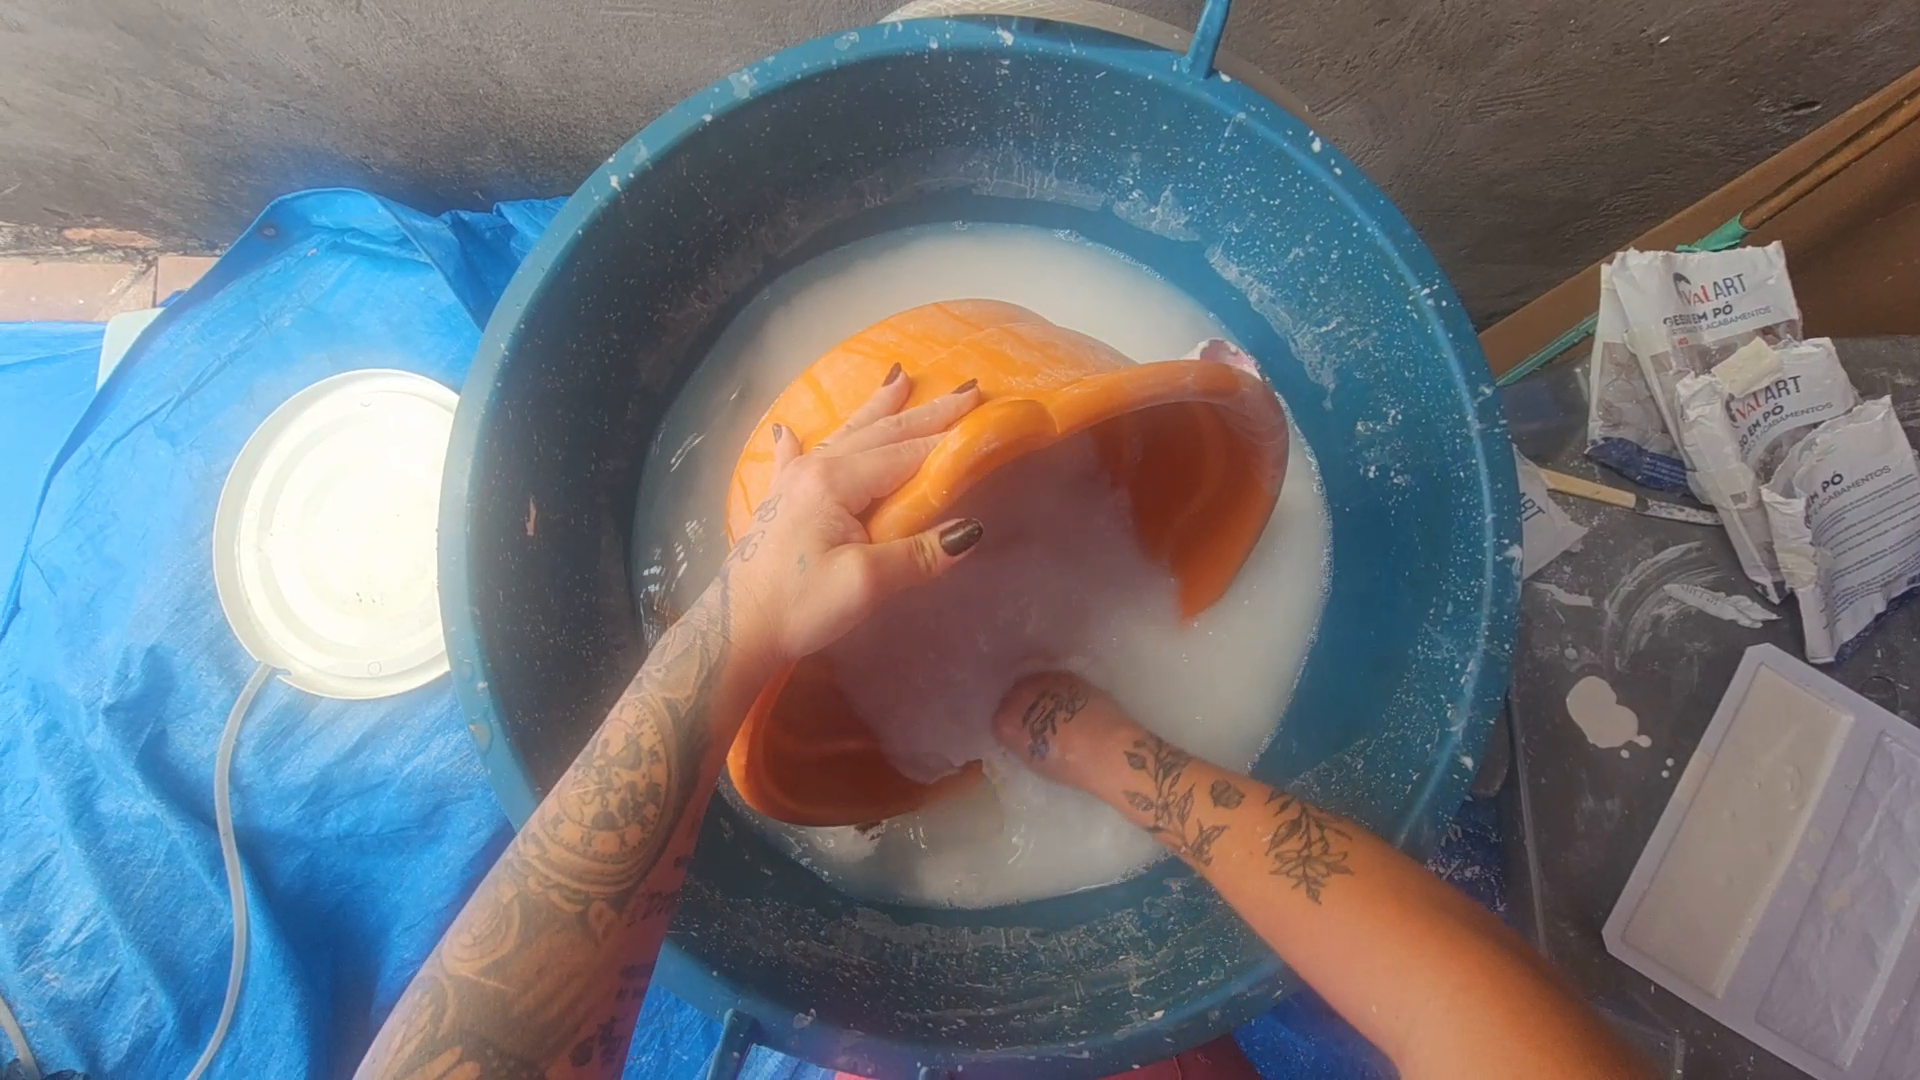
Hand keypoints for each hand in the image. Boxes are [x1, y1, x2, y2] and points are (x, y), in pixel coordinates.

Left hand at [723, 366, 986, 671]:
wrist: (735, 632)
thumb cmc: (799, 606)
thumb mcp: (866, 583)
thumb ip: (919, 554)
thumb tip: (971, 533)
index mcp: (835, 482)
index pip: (904, 455)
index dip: (945, 442)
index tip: (983, 418)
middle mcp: (814, 470)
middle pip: (880, 434)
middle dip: (925, 412)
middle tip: (966, 388)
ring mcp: (792, 483)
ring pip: (846, 436)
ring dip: (877, 409)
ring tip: (898, 378)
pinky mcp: (779, 503)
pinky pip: (795, 460)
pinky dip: (799, 442)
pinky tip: (786, 430)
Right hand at [990, 672, 1126, 787]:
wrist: (1106, 749)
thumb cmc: (1069, 765)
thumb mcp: (1032, 760)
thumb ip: (1019, 741)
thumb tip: (1020, 732)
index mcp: (1004, 721)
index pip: (998, 720)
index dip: (1010, 728)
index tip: (1021, 735)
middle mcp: (1017, 695)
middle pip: (1012, 697)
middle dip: (1021, 707)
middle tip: (1036, 721)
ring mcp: (1041, 681)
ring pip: (1031, 685)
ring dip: (1037, 694)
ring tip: (1053, 709)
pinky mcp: (1063, 674)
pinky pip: (1051, 680)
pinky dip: (1055, 690)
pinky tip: (1066, 701)